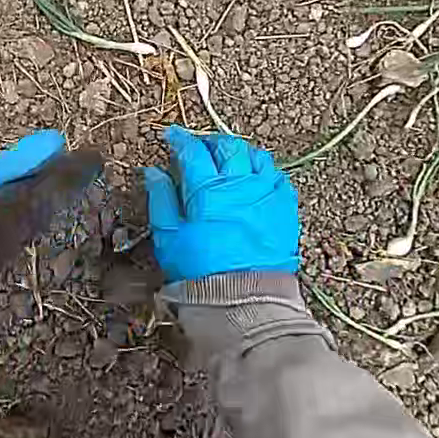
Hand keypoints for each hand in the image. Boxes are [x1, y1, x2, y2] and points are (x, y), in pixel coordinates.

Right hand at [142, 125, 299, 282]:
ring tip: (227, 159)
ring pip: (255, 156)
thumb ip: (161, 199)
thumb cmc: (200, 271)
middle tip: (200, 147)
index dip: (180, 139)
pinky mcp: (284, 208)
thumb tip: (154, 172)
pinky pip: (277, 177)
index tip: (172, 136)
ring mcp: (265, 194)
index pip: (192, 151)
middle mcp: (239, 184)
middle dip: (210, 141)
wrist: (244, 301)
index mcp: (207, 189)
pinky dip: (262, 171)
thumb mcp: (169, 237)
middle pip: (227, 146)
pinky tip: (253, 178)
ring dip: (238, 152)